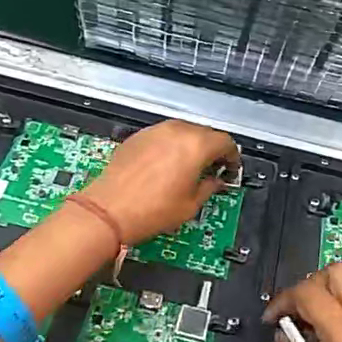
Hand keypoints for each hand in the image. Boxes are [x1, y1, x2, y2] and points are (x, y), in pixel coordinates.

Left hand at [76, 119, 238, 243]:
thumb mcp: (190, 205)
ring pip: (183, 131)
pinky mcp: (138, 137)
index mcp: (196, 145)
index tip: (230, 168)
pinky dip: (170, 147)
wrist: (108, 210)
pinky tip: (166, 166)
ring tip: (188, 169)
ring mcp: (155, 131)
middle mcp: (177, 131)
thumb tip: (214, 182)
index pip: (226, 142)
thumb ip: (209, 188)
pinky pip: (162, 136)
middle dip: (212, 150)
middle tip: (212, 170)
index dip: (232, 156)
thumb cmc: (149, 210)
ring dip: (191, 146)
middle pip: (205, 133)